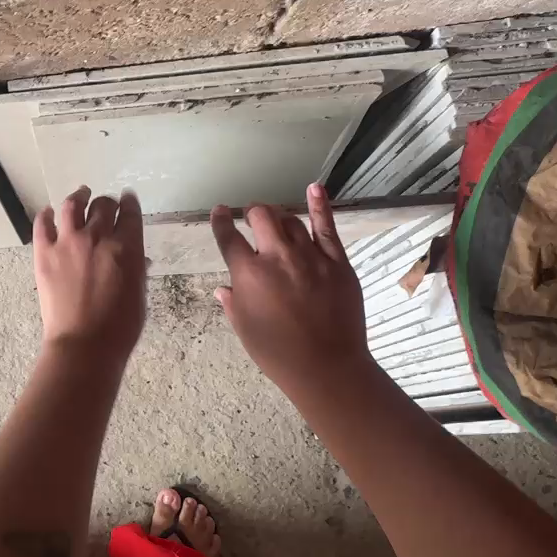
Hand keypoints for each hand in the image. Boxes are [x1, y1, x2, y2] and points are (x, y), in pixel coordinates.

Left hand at [33, 186, 146, 360]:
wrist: (84, 343)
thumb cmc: (119, 327)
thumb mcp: (138, 295)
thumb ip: (136, 270)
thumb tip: (136, 258)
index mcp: (127, 247)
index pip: (130, 213)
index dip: (129, 202)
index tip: (128, 198)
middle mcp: (98, 237)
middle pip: (103, 205)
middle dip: (107, 202)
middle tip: (106, 204)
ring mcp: (68, 242)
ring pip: (73, 205)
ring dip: (79, 197)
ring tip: (81, 194)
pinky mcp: (44, 252)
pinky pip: (43, 223)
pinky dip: (48, 214)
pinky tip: (50, 213)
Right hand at [211, 183, 369, 387]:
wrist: (327, 367)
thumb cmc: (277, 352)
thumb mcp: (244, 328)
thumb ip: (233, 302)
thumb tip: (225, 288)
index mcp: (248, 273)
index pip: (228, 237)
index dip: (220, 221)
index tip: (219, 213)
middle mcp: (277, 257)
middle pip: (261, 217)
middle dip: (252, 212)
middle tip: (250, 216)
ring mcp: (310, 257)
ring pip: (290, 220)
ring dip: (279, 215)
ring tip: (275, 217)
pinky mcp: (337, 262)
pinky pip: (327, 228)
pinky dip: (320, 205)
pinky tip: (314, 189)